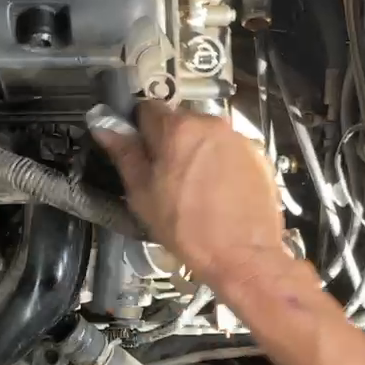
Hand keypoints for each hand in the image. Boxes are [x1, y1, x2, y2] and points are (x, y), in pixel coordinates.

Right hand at [87, 100, 289, 291]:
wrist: (243, 255)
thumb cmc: (187, 229)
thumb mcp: (143, 195)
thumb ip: (125, 154)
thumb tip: (105, 127)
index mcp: (177, 128)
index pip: (147, 108)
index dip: (139, 130)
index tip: (140, 152)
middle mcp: (211, 124)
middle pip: (180, 121)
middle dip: (170, 142)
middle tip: (166, 178)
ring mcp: (238, 139)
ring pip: (206, 137)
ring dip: (197, 153)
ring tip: (195, 190)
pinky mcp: (259, 155)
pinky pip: (230, 151)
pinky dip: (222, 164)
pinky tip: (219, 194)